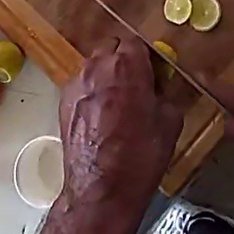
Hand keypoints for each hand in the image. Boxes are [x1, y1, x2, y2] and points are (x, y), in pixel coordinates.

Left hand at [57, 39, 183, 228]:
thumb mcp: (170, 123)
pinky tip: (102, 117)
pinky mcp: (63, 103)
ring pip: (94, 66)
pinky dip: (92, 93)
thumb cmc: (140, 158)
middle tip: (138, 83)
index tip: (155, 72)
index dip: (147, 57)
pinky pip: (82, 86)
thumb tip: (157, 90)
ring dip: (107, 75)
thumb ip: (164, 94)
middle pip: (112, 48)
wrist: (101, 191)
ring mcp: (75, 85)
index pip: (136, 42)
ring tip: (119, 101)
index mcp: (126, 67)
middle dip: (125, 60)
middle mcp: (97, 69)